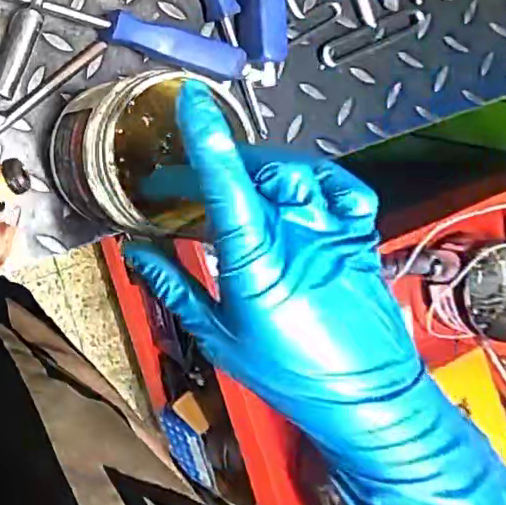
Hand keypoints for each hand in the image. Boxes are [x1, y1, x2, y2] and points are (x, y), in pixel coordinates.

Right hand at [124, 82, 505, 504]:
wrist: (370, 402)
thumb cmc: (288, 372)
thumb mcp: (214, 333)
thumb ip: (172, 285)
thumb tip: (135, 251)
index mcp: (256, 258)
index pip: (228, 182)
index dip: (207, 138)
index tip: (191, 102)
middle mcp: (298, 237)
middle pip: (253, 172)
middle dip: (206, 165)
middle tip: (172, 183)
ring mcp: (333, 236)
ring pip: (299, 172)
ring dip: (255, 163)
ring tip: (226, 174)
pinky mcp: (357, 243)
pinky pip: (344, 192)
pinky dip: (315, 176)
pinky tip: (290, 182)